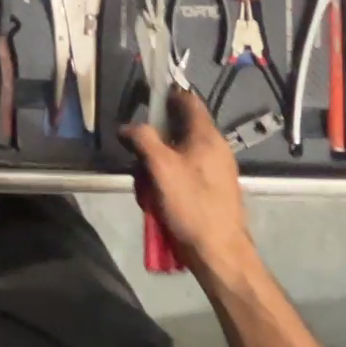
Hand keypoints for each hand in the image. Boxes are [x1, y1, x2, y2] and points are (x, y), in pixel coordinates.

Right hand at [120, 89, 257, 274]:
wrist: (218, 251)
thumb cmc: (192, 204)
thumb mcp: (161, 167)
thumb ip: (143, 139)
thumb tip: (126, 127)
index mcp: (206, 136)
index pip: (188, 100)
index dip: (167, 95)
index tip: (144, 100)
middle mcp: (213, 148)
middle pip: (177, 129)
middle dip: (153, 140)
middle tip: (137, 155)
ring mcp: (213, 170)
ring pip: (176, 154)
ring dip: (156, 164)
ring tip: (145, 185)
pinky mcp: (209, 190)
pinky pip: (182, 174)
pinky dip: (166, 180)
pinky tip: (156, 199)